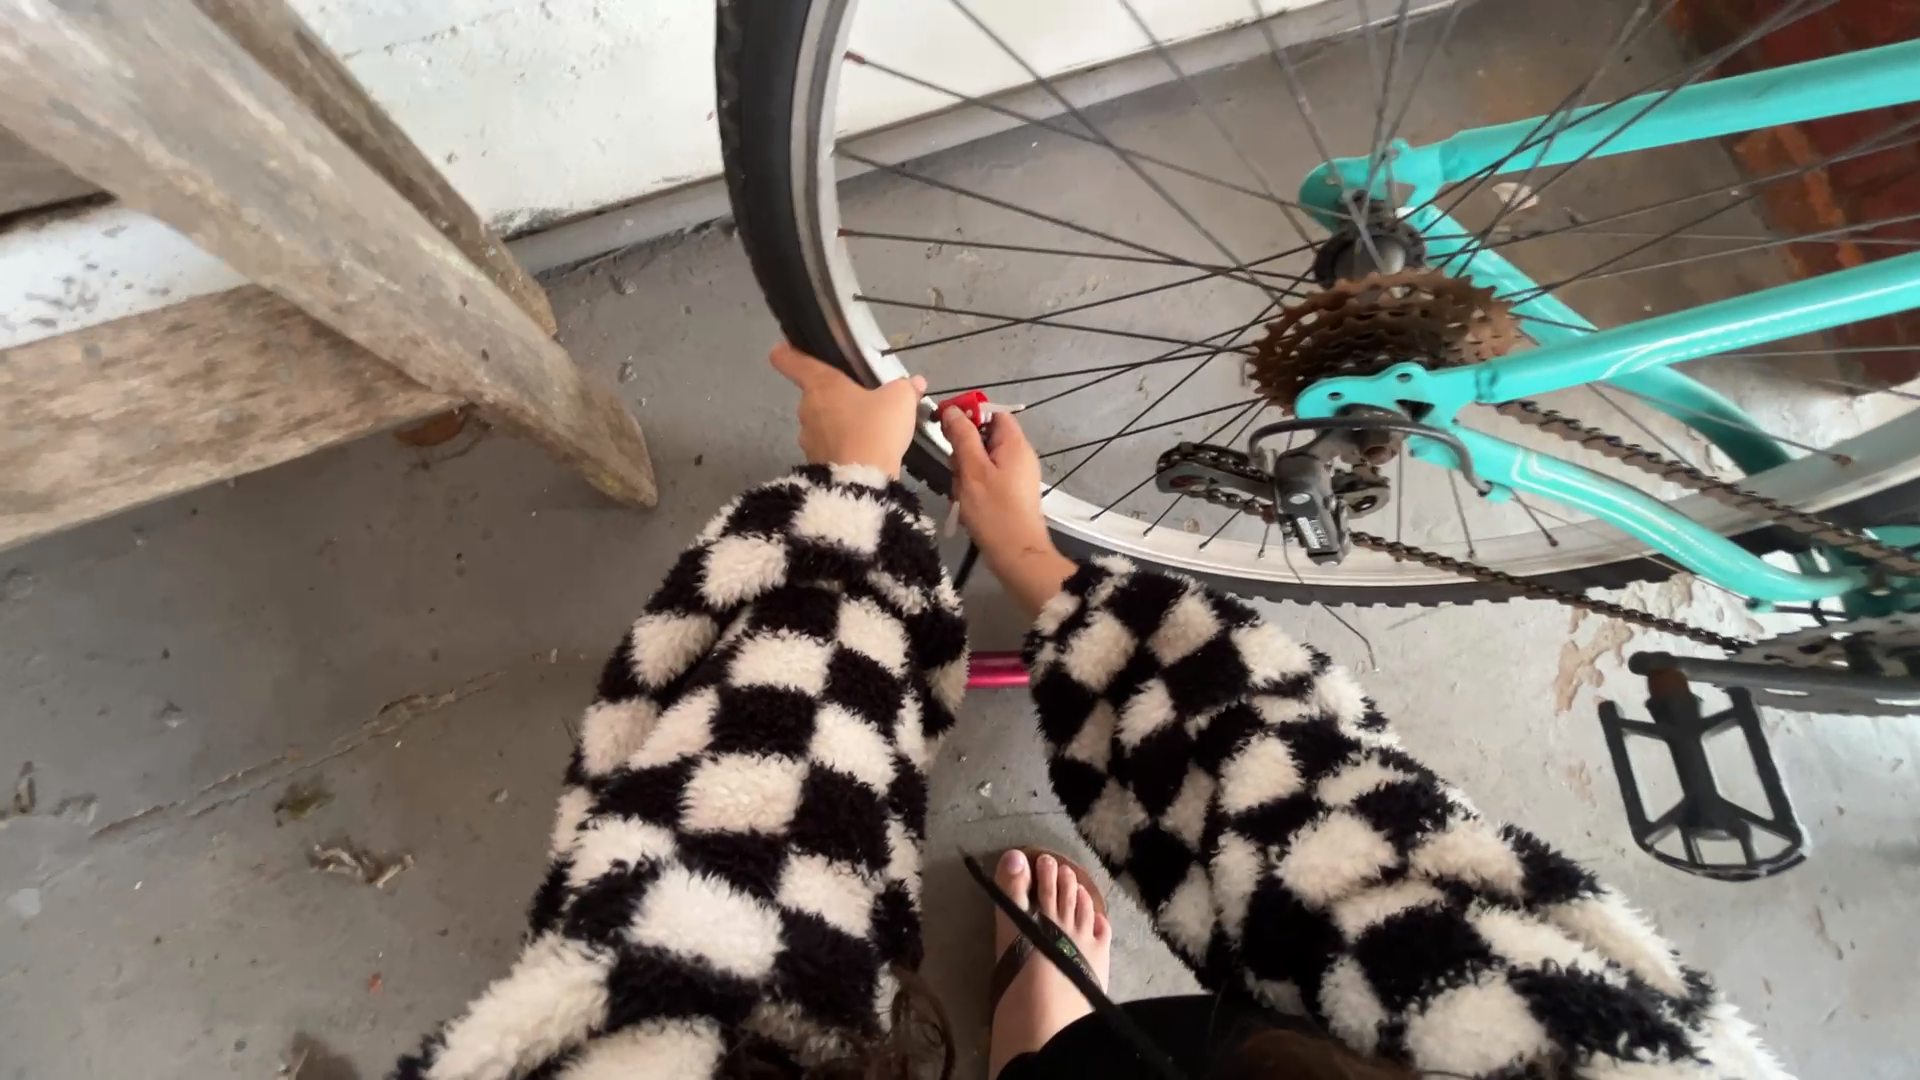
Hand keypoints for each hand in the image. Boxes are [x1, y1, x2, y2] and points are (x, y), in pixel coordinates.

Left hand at [770, 344, 925, 476]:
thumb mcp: (900, 401)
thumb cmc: (875, 429)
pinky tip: (864, 454)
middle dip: (835, 399)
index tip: (784, 351)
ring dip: (839, 427)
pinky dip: (842, 449)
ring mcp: (808, 439)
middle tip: (861, 404)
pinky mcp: (814, 464)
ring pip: (821, 425)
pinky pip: (829, 449)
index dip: (788, 354)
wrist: (861, 482)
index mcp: (821, 385)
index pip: (792, 362)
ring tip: (867, 434)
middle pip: (815, 397)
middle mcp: (807, 409)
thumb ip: (905, 388)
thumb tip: (913, 383)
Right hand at [942, 406, 1076, 614]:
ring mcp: (1016, 477)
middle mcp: (1019, 456)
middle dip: (964, 452)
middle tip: (956, 471)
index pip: (993, 413)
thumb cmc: (994, 511)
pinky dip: (972, 488)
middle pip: (984, 438)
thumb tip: (953, 410)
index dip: (969, 415)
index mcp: (1015, 444)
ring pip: (981, 462)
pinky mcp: (1010, 495)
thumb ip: (962, 436)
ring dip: (964, 474)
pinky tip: (966, 505)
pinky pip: (986, 480)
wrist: (1016, 555)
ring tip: (961, 494)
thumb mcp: (972, 470)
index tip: (946, 426)